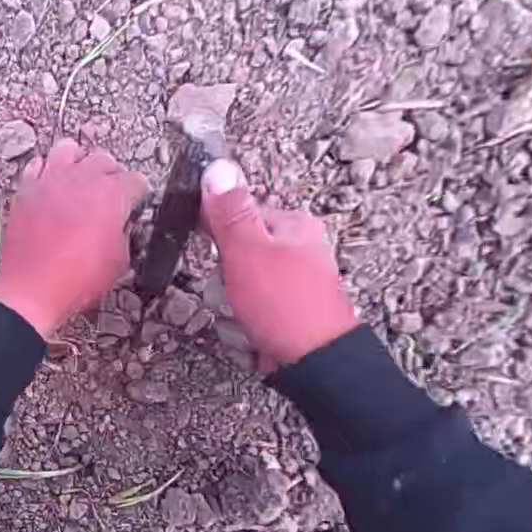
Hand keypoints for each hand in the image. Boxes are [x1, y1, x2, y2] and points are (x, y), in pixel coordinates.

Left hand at [0, 138, 146, 337]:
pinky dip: (47, 171)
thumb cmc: (76, 280)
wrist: (32, 290)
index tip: (135, 205)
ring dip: (79, 161)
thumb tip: (121, 227)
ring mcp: (51, 180)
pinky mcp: (27, 189)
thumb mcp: (118, 263)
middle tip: (110, 194)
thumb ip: (125, 235)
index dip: (138, 195)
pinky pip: (38, 165)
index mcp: (112, 195)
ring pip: (69, 149)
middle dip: (112, 174)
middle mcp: (82, 179)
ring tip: (80, 180)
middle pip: (104, 159)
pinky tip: (52, 186)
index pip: (136, 180)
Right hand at [202, 159, 358, 366]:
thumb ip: (230, 212)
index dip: (219, 236)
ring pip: (239, 287)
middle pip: (236, 254)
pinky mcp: (286, 312)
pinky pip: (249, 311)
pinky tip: (254, 332)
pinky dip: (246, 324)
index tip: (217, 254)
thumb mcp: (248, 251)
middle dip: (226, 280)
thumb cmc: (287, 305)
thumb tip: (217, 169)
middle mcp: (297, 250)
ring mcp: (293, 284)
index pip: (240, 214)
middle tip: (237, 290)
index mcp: (293, 226)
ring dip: (233, 307)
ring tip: (248, 316)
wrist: (314, 362)